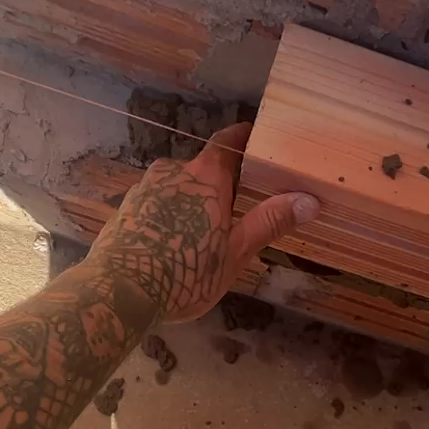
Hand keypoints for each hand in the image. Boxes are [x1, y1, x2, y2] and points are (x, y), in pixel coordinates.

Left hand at [89, 122, 318, 321]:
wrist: (118, 291)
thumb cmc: (185, 274)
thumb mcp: (235, 254)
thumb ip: (269, 222)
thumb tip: (310, 200)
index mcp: (205, 178)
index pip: (228, 141)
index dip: (243, 137)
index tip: (255, 137)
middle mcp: (172, 172)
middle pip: (202, 169)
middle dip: (218, 185)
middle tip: (235, 208)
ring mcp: (143, 190)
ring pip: (176, 189)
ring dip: (190, 204)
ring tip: (200, 236)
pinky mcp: (124, 210)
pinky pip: (154, 206)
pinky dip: (166, 218)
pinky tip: (170, 247)